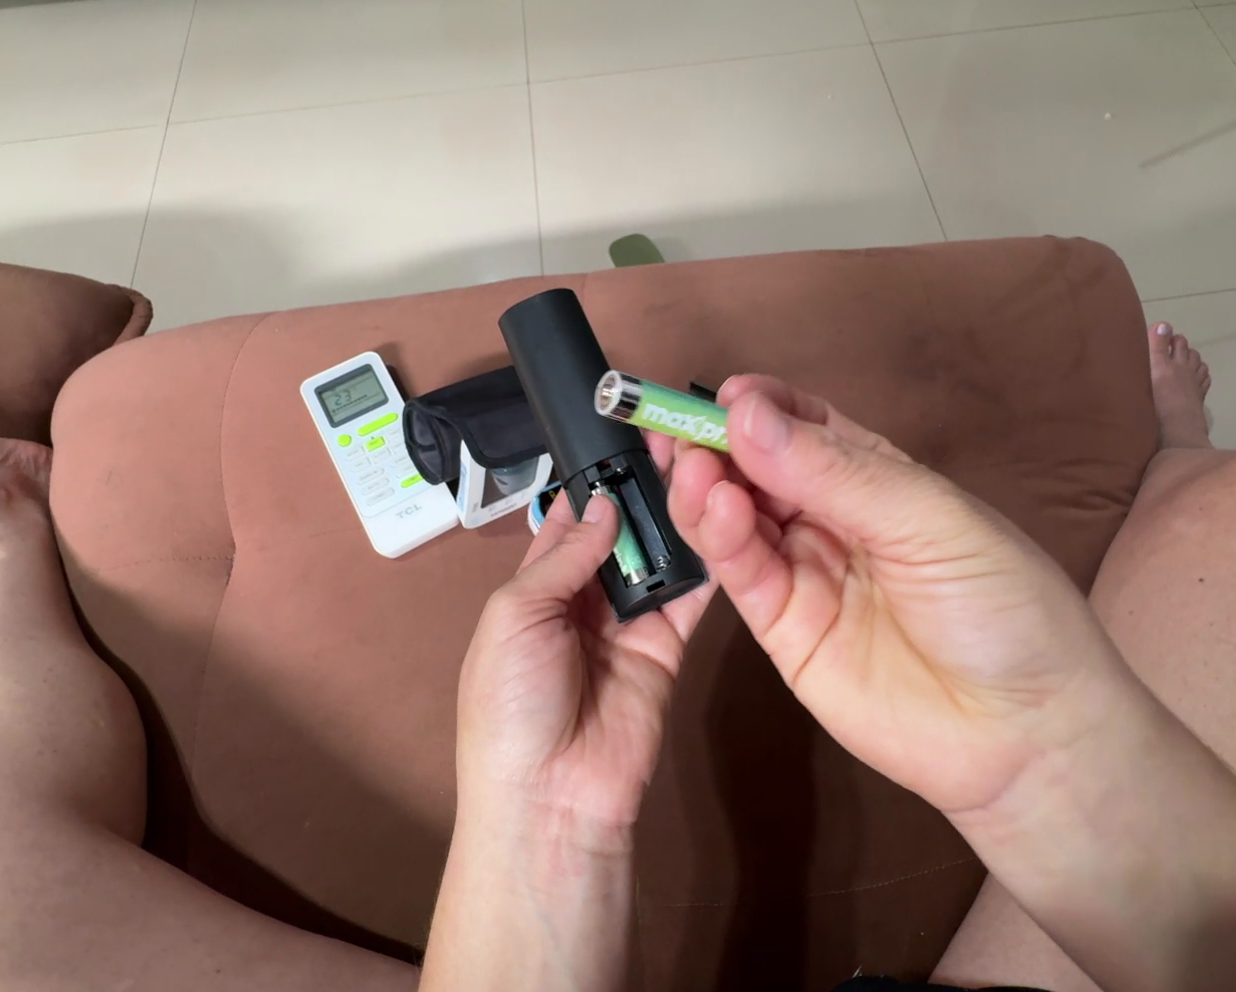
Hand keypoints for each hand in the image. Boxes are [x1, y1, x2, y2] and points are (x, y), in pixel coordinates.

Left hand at [456, 447, 716, 829]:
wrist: (553, 795)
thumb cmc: (512, 701)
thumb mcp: (515, 618)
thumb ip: (562, 558)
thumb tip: (603, 505)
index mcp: (534, 590)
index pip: (566, 524)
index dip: (591, 485)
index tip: (621, 440)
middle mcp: (583, 599)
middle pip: (617, 535)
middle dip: (639, 494)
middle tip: (672, 445)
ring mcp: (628, 622)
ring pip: (654, 558)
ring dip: (673, 518)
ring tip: (701, 468)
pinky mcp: (668, 645)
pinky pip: (688, 596)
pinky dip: (705, 562)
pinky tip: (723, 520)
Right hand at [665, 376, 1127, 816]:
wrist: (1023, 734)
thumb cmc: (999, 604)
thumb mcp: (928, 520)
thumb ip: (834, 472)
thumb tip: (746, 413)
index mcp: (874, 476)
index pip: (804, 425)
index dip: (763, 406)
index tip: (728, 395)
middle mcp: (830, 517)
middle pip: (757, 468)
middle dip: (717, 444)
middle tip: (682, 430)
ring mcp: (802, 572)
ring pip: (737, 518)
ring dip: (708, 488)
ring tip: (693, 468)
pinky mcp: (781, 627)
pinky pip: (741, 573)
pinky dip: (720, 539)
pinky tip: (713, 509)